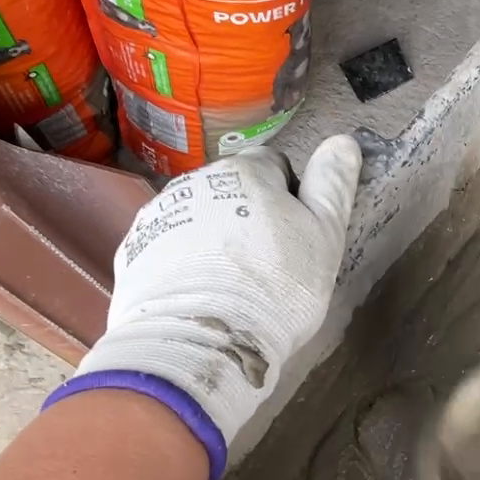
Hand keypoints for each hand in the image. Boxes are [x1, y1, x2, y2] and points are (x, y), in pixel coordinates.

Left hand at [49, 136, 362, 479]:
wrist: (203, 340)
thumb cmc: (277, 285)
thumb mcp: (325, 236)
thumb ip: (334, 185)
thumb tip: (344, 140)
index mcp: (247, 172)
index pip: (274, 164)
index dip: (291, 196)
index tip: (297, 234)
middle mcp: (196, 181)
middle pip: (231, 190)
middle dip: (248, 215)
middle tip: (268, 264)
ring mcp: (160, 216)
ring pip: (199, 217)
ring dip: (215, 237)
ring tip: (233, 283)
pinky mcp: (136, 253)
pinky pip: (169, 247)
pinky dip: (185, 263)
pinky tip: (202, 295)